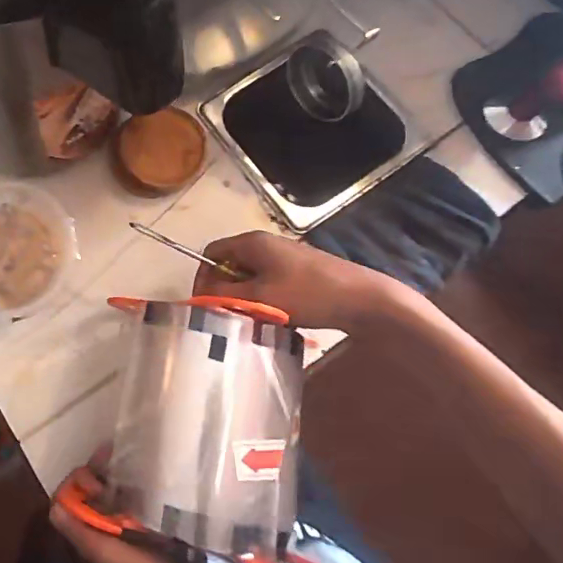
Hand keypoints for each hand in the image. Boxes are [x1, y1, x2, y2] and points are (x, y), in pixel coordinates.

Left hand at [52, 465, 209, 562]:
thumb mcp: (119, 562)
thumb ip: (88, 536)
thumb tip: (54, 506)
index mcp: (94, 541)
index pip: (72, 500)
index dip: (81, 477)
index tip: (104, 457)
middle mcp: (105, 542)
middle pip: (92, 502)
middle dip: (101, 476)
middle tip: (124, 456)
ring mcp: (126, 549)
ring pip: (112, 509)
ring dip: (120, 486)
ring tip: (141, 465)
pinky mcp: (148, 555)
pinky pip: (133, 520)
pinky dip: (138, 502)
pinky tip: (159, 493)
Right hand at [193, 230, 420, 331]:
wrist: (361, 298)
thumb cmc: (307, 294)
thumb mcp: (260, 298)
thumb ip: (225, 295)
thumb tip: (201, 294)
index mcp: (252, 242)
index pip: (212, 253)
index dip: (203, 277)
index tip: (206, 305)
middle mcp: (266, 243)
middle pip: (231, 264)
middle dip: (225, 290)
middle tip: (229, 315)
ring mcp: (285, 255)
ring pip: (250, 275)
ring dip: (246, 297)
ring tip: (253, 319)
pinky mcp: (300, 269)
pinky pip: (269, 281)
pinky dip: (265, 297)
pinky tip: (276, 317)